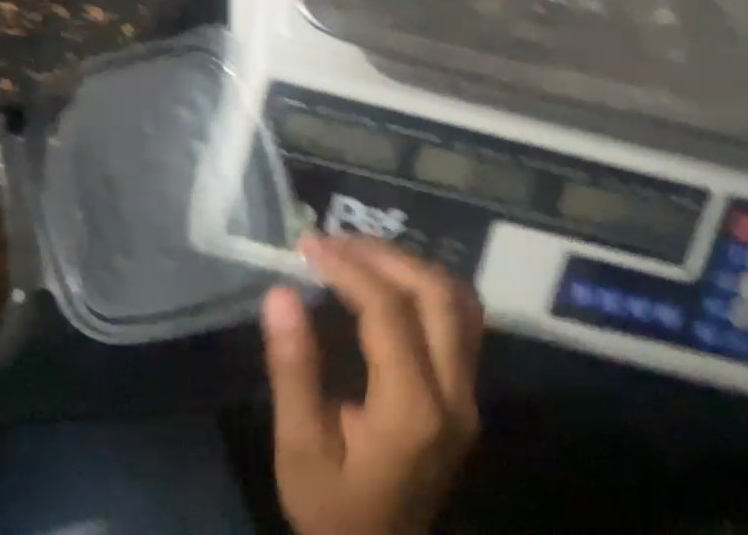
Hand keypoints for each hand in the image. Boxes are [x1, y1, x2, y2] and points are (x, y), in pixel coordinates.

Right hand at [263, 236, 483, 534]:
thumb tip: (279, 293)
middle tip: (333, 242)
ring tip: (356, 254)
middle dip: (384, 256)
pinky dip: (424, 288)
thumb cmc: (330, 505)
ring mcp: (468, 396)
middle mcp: (454, 395)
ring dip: (410, 267)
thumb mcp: (299, 445)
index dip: (348, 268)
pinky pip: (459, 322)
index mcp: (412, 409)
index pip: (389, 312)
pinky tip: (384, 285)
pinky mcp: (465, 397)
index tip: (306, 246)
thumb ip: (294, 369)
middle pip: (439, 295)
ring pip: (460, 303)